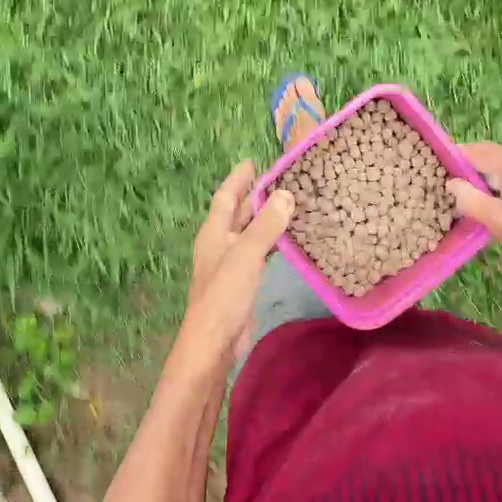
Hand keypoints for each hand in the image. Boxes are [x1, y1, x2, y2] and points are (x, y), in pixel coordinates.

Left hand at [181, 161, 294, 360]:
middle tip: (278, 180)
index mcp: (214, 233)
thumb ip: (266, 224)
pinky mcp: (241, 282)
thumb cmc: (225, 294)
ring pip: (247, 233)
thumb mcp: (247, 254)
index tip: (252, 162)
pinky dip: (269, 242)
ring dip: (263, 219)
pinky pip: (256, 253)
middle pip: (236, 214)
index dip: (238, 179)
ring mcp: (229, 264)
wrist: (215, 340)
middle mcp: (219, 244)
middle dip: (253, 196)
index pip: (225, 197)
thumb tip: (285, 194)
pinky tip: (286, 241)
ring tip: (287, 205)